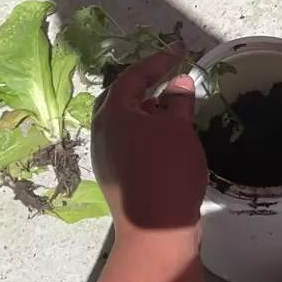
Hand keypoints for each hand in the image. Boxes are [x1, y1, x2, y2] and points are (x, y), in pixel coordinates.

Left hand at [92, 49, 207, 235]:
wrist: (155, 230)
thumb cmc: (167, 171)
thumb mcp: (179, 129)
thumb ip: (178, 101)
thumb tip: (179, 82)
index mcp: (112, 113)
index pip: (133, 76)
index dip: (157, 62)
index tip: (178, 52)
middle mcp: (101, 131)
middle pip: (122, 97)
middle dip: (147, 84)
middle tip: (171, 75)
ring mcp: (105, 155)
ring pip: (125, 121)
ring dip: (148, 109)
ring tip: (174, 105)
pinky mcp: (114, 175)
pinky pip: (128, 140)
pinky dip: (146, 130)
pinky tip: (166, 136)